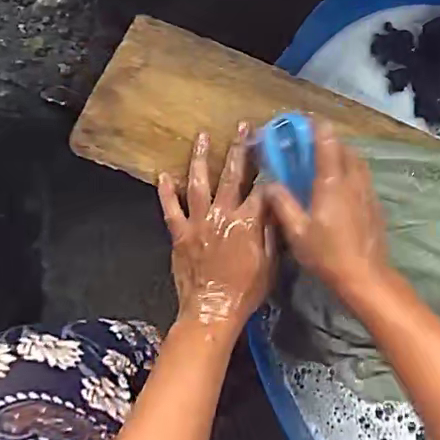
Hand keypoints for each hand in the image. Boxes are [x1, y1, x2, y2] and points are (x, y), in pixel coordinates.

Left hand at [159, 126, 275, 335]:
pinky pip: (170, 209)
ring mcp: (199, 221)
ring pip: (199, 182)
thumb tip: (277, 206)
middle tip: (243, 126)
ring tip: (201, 137)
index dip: (269, 169)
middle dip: (239, 148)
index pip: (261, 187)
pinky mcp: (180, 233)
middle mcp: (223, 213)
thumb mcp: (271, 262)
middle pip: (232, 174)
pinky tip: (163, 175)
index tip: (272, 152)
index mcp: (248, 220)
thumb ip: (272, 231)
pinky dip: (166, 192)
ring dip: (200, 158)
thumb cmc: (246, 290)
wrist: (212, 312)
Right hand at [263, 122, 392, 301]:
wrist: (366, 277)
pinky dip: (349, 168)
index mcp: (331, 181)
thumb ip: (282, 204)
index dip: (315, 126)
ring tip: (324, 161)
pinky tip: (340, 185)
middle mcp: (352, 178)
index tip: (303, 121)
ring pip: (355, 159)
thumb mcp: (297, 232)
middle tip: (309, 144)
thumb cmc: (328, 254)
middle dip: (326, 139)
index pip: (326, 141)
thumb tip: (269, 183)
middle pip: (342, 146)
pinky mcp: (374, 201)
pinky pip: (361, 173)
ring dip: (340, 153)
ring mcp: (366, 189)